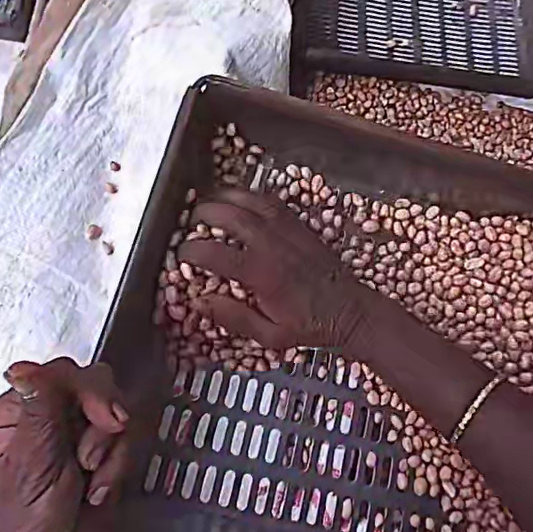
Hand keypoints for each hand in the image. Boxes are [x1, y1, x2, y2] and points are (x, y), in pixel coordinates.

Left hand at [0, 358, 134, 531]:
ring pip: (116, 411)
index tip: (105, 416)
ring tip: (89, 483)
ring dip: (109, 452)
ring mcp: (77, 430)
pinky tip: (98, 490)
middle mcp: (47, 413)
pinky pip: (127, 437)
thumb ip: (38, 408)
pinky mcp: (102, 448)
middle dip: (101, 424)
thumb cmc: (27, 521)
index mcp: (17, 411)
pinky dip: (118, 466)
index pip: (61, 373)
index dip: (88, 390)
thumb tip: (21, 368)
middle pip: (95, 384)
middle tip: (93, 459)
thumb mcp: (31, 461)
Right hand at [175, 187, 380, 349]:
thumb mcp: (270, 335)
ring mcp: (288, 231)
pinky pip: (271, 201)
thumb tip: (199, 302)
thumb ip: (233, 317)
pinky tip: (240, 200)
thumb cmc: (311, 326)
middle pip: (229, 216)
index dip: (190, 251)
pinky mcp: (300, 226)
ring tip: (209, 203)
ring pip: (250, 201)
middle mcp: (272, 245)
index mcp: (261, 274)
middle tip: (190, 223)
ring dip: (225, 198)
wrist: (351, 311)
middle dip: (203, 215)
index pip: (214, 253)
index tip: (181, 255)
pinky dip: (250, 196)